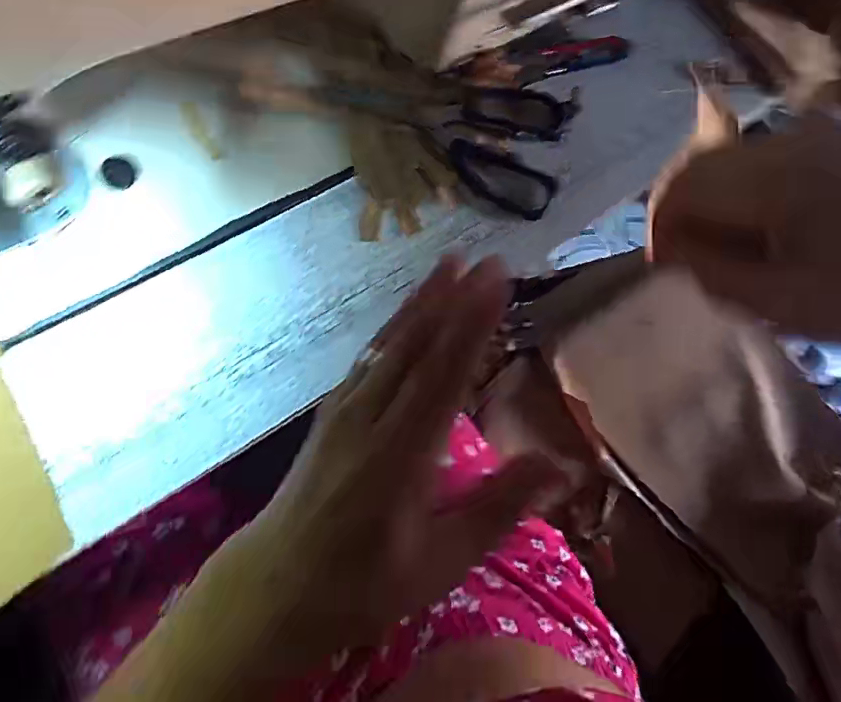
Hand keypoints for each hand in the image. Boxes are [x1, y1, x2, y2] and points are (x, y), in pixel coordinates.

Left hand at [100, 256, 562, 699]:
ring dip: (419, 302)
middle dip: (450, 297)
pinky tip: (406, 316)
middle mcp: (368, 415)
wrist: (279, 580)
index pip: (443, 372)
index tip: (494, 279)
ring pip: (387, 343)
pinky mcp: (330, 409)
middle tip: (482, 258)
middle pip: (414, 344)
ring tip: (447, 265)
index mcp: (399, 451)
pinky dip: (393, 327)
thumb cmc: (365, 583)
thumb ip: (499, 508)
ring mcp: (343, 407)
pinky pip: (368, 357)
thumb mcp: (440, 560)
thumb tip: (561, 465)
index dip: (471, 321)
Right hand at [648, 117, 840, 412]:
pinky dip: (766, 189)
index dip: (660, 232)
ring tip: (749, 251)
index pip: (677, 190)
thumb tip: (673, 253)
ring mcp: (835, 130)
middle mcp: (794, 135)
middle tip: (701, 265)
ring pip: (741, 161)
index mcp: (773, 171)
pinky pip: (784, 156)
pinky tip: (791, 224)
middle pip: (703, 168)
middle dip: (689, 217)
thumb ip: (713, 275)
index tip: (669, 273)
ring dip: (727, 203)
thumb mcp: (793, 306)